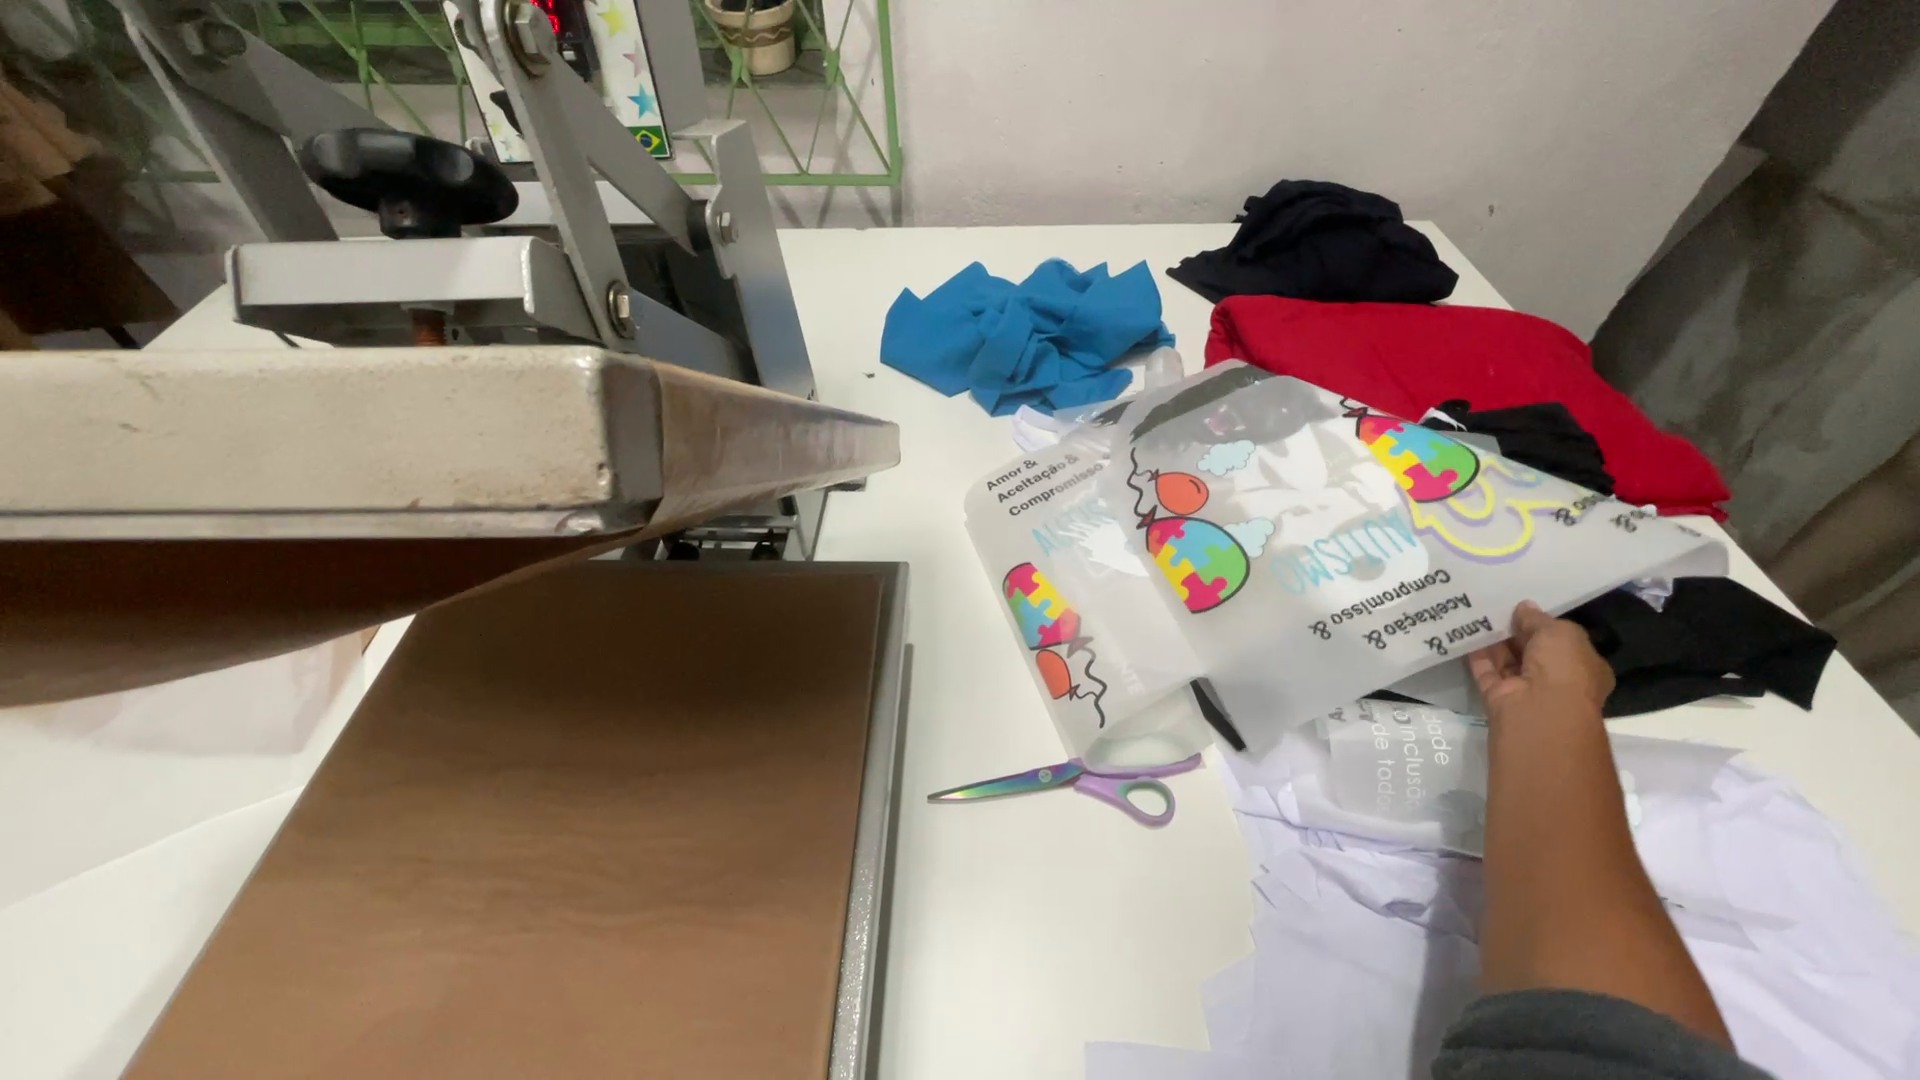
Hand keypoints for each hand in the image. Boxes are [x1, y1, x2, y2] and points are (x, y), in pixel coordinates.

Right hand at [1468, 600, 1613, 725]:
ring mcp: (1525, 689)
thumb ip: (1539, 619)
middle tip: (1497, 607)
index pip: (1563, 643)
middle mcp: (1555, 679)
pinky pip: (1485, 671)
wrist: (1540, 708)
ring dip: (1494, 641)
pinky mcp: (1497, 695)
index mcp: (1582, 666)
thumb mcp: (1560, 632)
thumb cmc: (1564, 668)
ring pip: (1507, 661)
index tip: (1524, 609)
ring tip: (1477, 614)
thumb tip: (1524, 607)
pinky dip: (1476, 655)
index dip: (1545, 625)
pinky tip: (1466, 634)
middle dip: (1516, 632)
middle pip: (1532, 651)